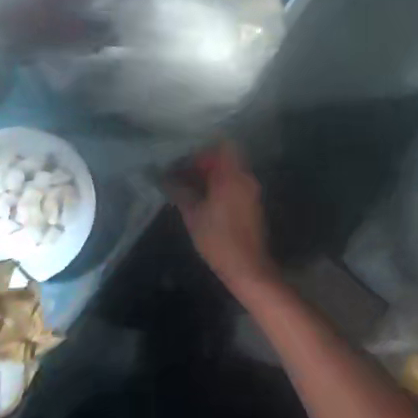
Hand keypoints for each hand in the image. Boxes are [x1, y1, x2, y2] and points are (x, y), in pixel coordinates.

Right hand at [165, 142, 279, 294]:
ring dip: (210, 177)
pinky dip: (218, 188)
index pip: (222, 147)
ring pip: (229, 174)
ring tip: (187, 188)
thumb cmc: (218, 240)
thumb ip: (180, 192)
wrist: (248, 269)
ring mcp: (251, 193)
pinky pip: (234, 186)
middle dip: (203, 164)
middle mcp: (245, 180)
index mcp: (232, 178)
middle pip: (225, 160)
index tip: (185, 161)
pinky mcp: (251, 206)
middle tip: (180, 174)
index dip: (203, 151)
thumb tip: (166, 179)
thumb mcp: (192, 215)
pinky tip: (201, 201)